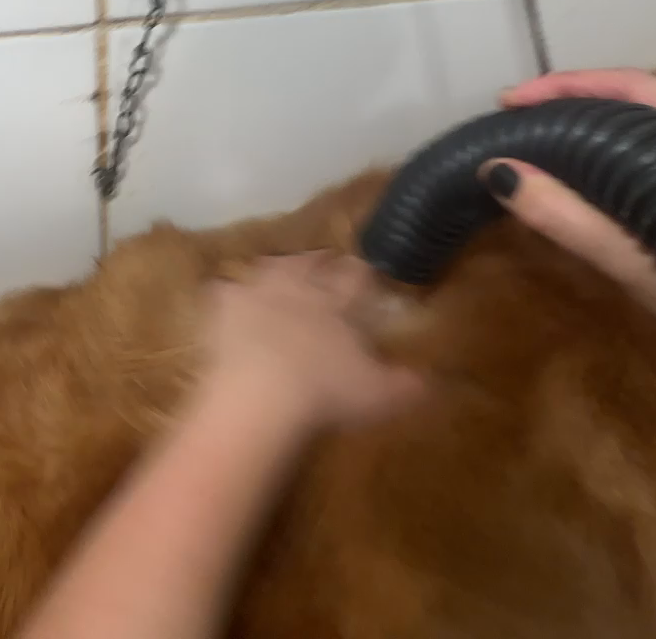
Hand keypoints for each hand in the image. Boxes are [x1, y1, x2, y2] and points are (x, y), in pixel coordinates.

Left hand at [200, 253, 421, 430]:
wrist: (260, 392)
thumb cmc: (326, 392)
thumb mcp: (380, 395)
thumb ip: (408, 385)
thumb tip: (433, 381)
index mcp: (335, 302)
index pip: (355, 276)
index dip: (362, 271)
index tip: (367, 268)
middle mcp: (296, 286)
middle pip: (310, 262)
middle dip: (319, 261)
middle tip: (324, 260)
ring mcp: (256, 291)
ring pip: (268, 266)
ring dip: (275, 267)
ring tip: (279, 268)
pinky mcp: (222, 305)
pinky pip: (222, 288)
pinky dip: (226, 291)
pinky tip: (225, 293)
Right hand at [480, 68, 655, 337]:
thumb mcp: (633, 263)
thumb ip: (566, 216)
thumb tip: (497, 171)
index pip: (627, 87)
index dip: (562, 87)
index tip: (508, 102)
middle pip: (642, 92)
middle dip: (575, 97)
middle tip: (521, 115)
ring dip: (602, 114)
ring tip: (552, 131)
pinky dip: (630, 131)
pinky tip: (603, 154)